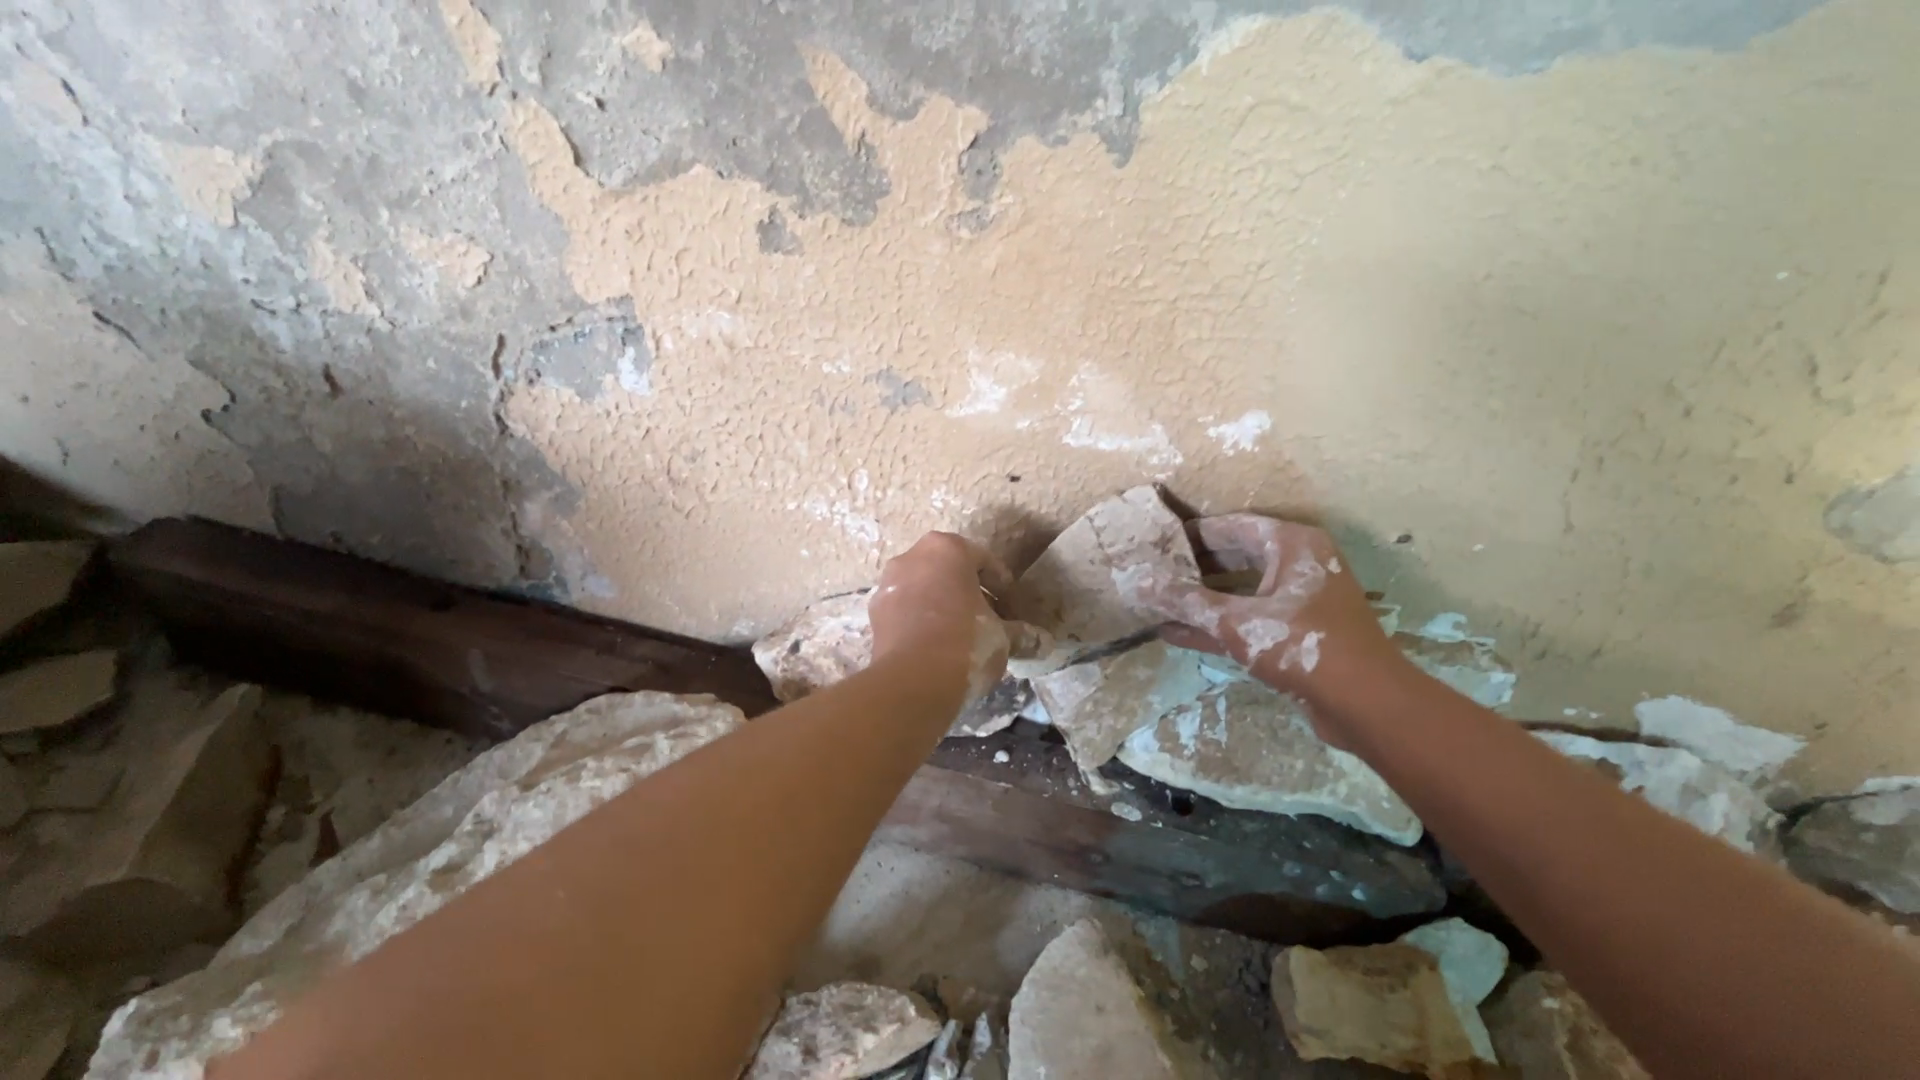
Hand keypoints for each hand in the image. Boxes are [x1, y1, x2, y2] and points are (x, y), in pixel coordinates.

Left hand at [868, 532, 1012, 698]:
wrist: (912, 681)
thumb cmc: (966, 643)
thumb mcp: (1003, 638)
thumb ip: (1021, 633)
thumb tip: (1043, 641)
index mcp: (947, 549)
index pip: (984, 561)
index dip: (1003, 586)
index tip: (1013, 609)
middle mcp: (912, 557)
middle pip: (949, 571)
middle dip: (970, 592)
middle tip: (990, 619)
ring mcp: (888, 584)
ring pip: (924, 589)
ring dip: (943, 606)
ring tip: (963, 635)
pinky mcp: (874, 613)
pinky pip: (906, 610)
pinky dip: (922, 621)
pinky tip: (937, 646)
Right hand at [1122, 515, 1402, 734]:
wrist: (1366, 704)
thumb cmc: (1303, 646)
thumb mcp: (1237, 621)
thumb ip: (1187, 602)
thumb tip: (1138, 583)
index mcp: (1291, 544)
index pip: (1231, 526)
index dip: (1190, 534)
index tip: (1152, 542)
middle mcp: (1297, 564)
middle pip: (1234, 556)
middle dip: (1191, 567)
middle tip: (1149, 570)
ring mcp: (1297, 601)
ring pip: (1238, 592)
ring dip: (1200, 600)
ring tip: (1155, 601)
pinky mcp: (1294, 634)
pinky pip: (1246, 620)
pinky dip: (1215, 625)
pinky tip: (1174, 633)